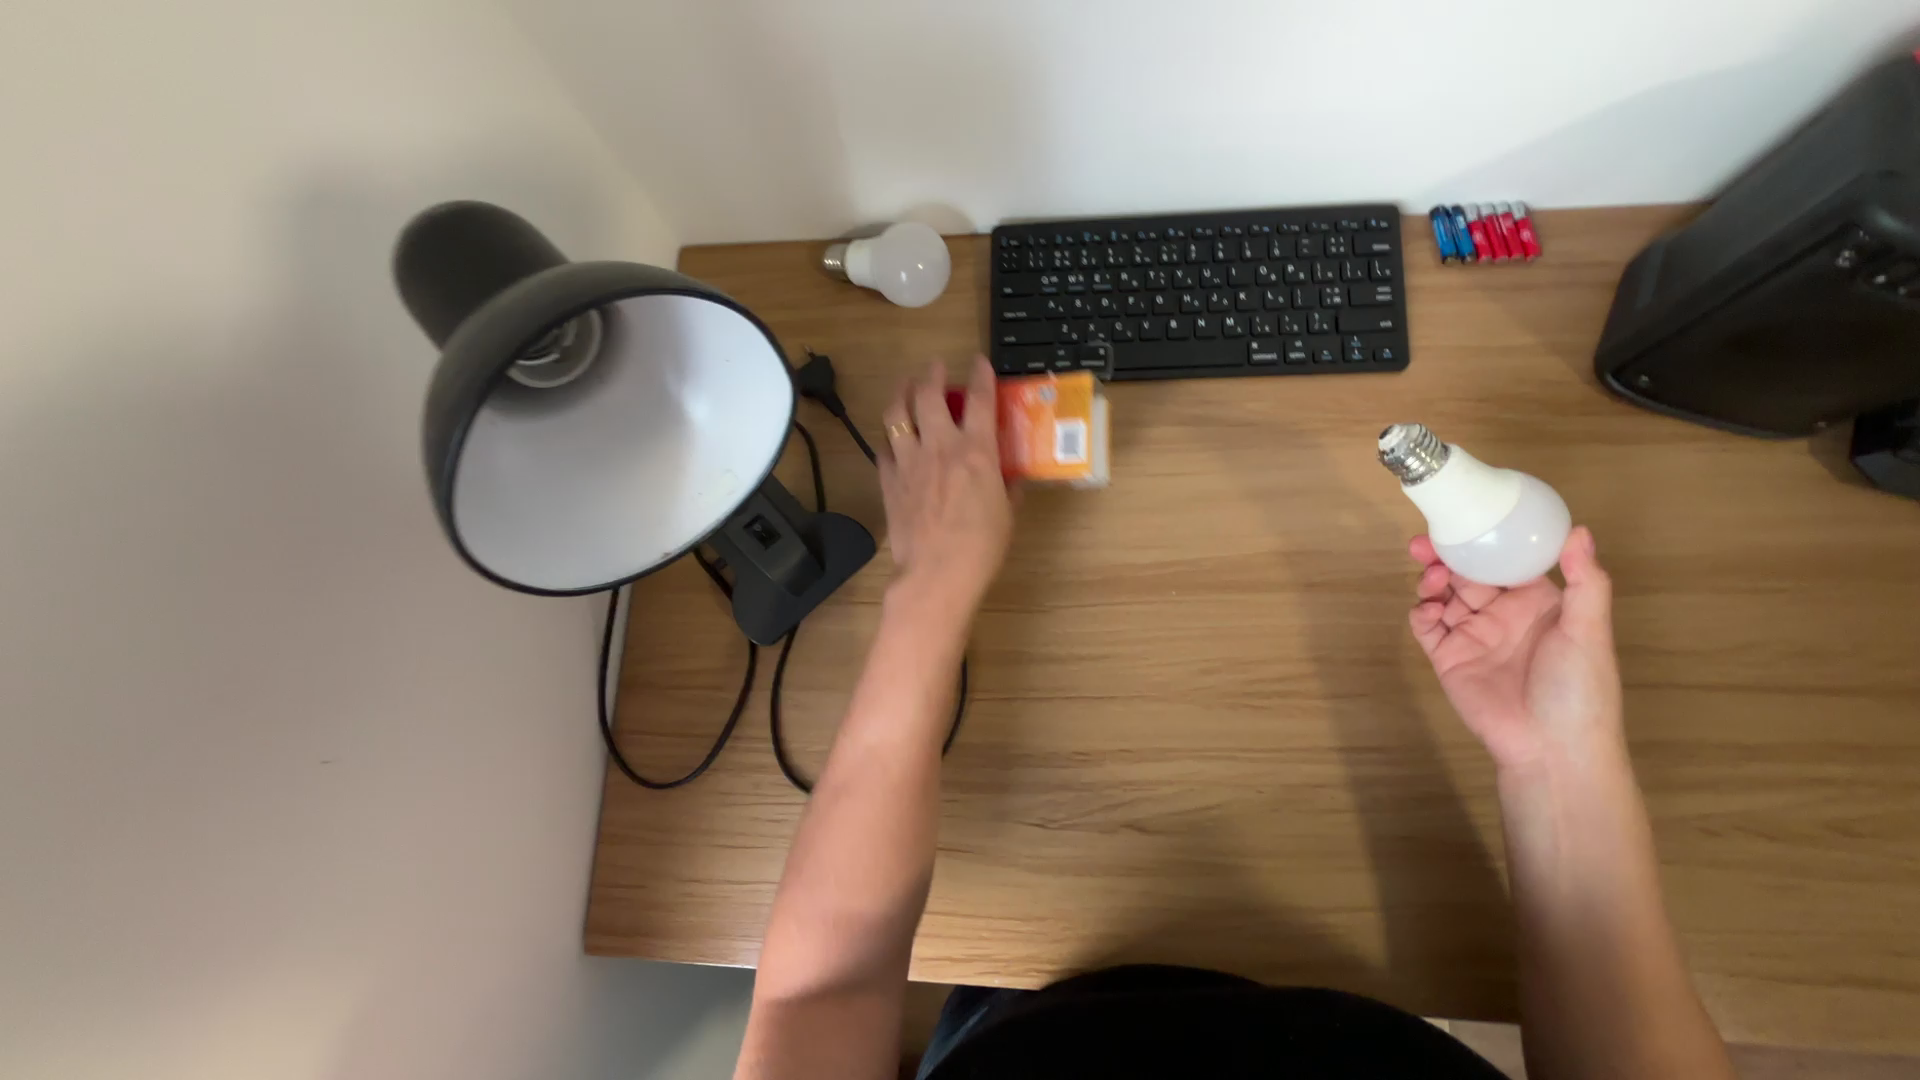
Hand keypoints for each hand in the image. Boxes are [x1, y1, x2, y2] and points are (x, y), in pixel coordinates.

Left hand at [877, 356, 1016, 622]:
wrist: (936, 574)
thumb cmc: (981, 547)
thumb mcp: (1006, 514)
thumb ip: (1006, 488)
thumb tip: (1009, 478)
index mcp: (976, 451)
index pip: (979, 399)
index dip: (980, 375)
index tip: (979, 362)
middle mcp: (940, 447)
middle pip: (928, 395)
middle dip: (931, 374)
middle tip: (934, 367)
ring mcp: (909, 462)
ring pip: (896, 414)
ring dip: (900, 393)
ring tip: (904, 386)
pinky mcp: (888, 481)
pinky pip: (883, 449)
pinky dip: (889, 439)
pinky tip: (892, 439)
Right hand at [1407, 526, 1622, 773]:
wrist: (1550, 746)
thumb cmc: (1578, 687)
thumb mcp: (1590, 632)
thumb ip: (1586, 582)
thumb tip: (1579, 530)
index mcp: (1536, 604)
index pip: (1504, 563)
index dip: (1484, 542)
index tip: (1466, 523)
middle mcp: (1500, 615)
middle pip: (1465, 575)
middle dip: (1444, 556)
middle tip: (1422, 544)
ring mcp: (1471, 635)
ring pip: (1442, 596)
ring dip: (1431, 582)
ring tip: (1432, 580)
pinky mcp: (1447, 657)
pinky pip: (1426, 627)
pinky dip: (1421, 613)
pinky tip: (1428, 610)